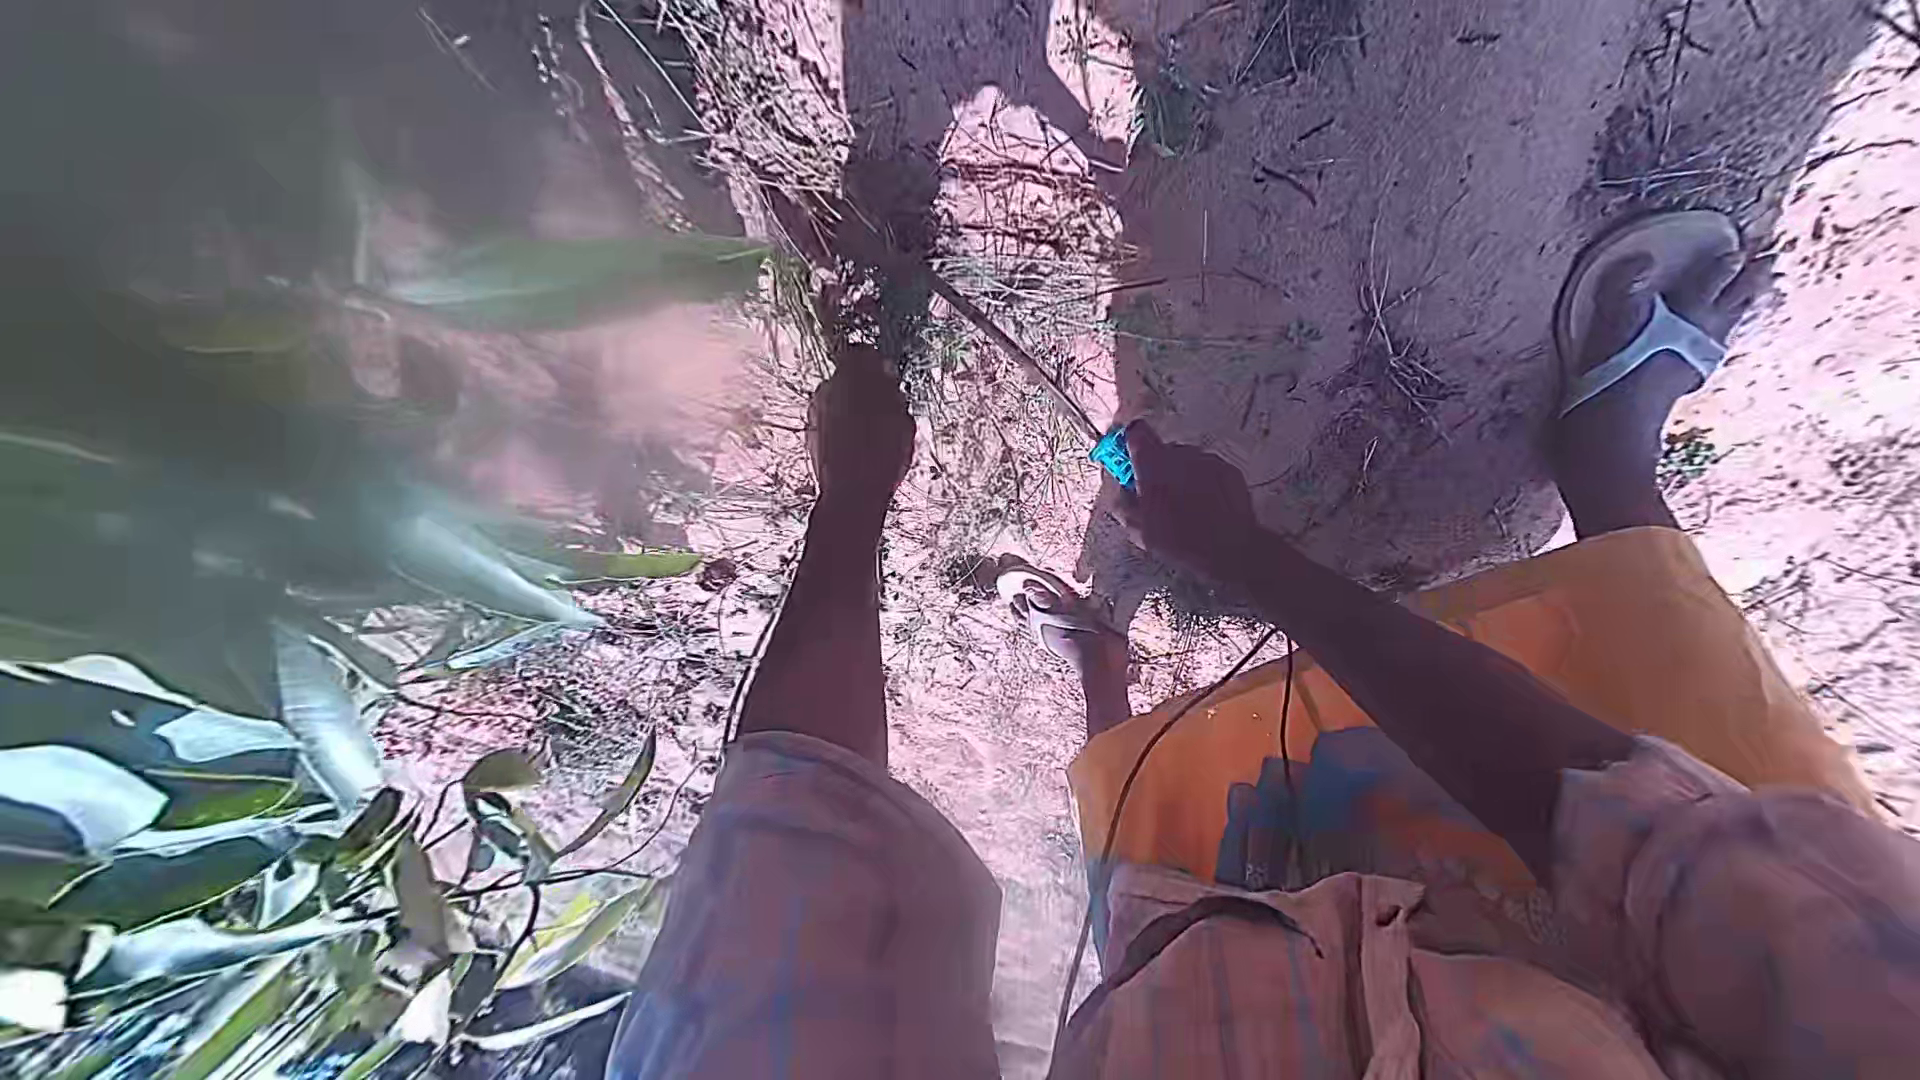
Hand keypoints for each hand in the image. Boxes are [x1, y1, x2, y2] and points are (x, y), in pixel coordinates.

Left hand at [807, 346, 914, 517]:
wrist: (851, 495)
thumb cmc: (877, 461)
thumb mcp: (902, 422)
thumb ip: (893, 392)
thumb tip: (887, 375)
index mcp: (851, 380)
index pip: (862, 354)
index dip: (877, 363)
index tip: (887, 373)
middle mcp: (827, 391)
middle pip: (848, 377)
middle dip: (866, 388)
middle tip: (887, 405)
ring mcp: (816, 413)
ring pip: (838, 399)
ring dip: (854, 408)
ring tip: (875, 431)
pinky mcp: (812, 434)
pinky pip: (831, 420)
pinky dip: (844, 426)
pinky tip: (860, 444)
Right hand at [1115, 422, 1260, 580]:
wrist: (1228, 549)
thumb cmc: (1179, 539)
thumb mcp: (1136, 527)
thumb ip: (1122, 502)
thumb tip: (1119, 491)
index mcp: (1153, 463)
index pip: (1136, 433)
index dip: (1128, 446)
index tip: (1126, 463)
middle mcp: (1181, 454)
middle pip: (1161, 450)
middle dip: (1154, 468)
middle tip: (1152, 496)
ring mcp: (1208, 460)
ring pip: (1185, 460)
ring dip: (1179, 476)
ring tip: (1180, 507)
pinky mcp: (1229, 470)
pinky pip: (1208, 470)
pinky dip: (1202, 482)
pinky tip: (1201, 507)